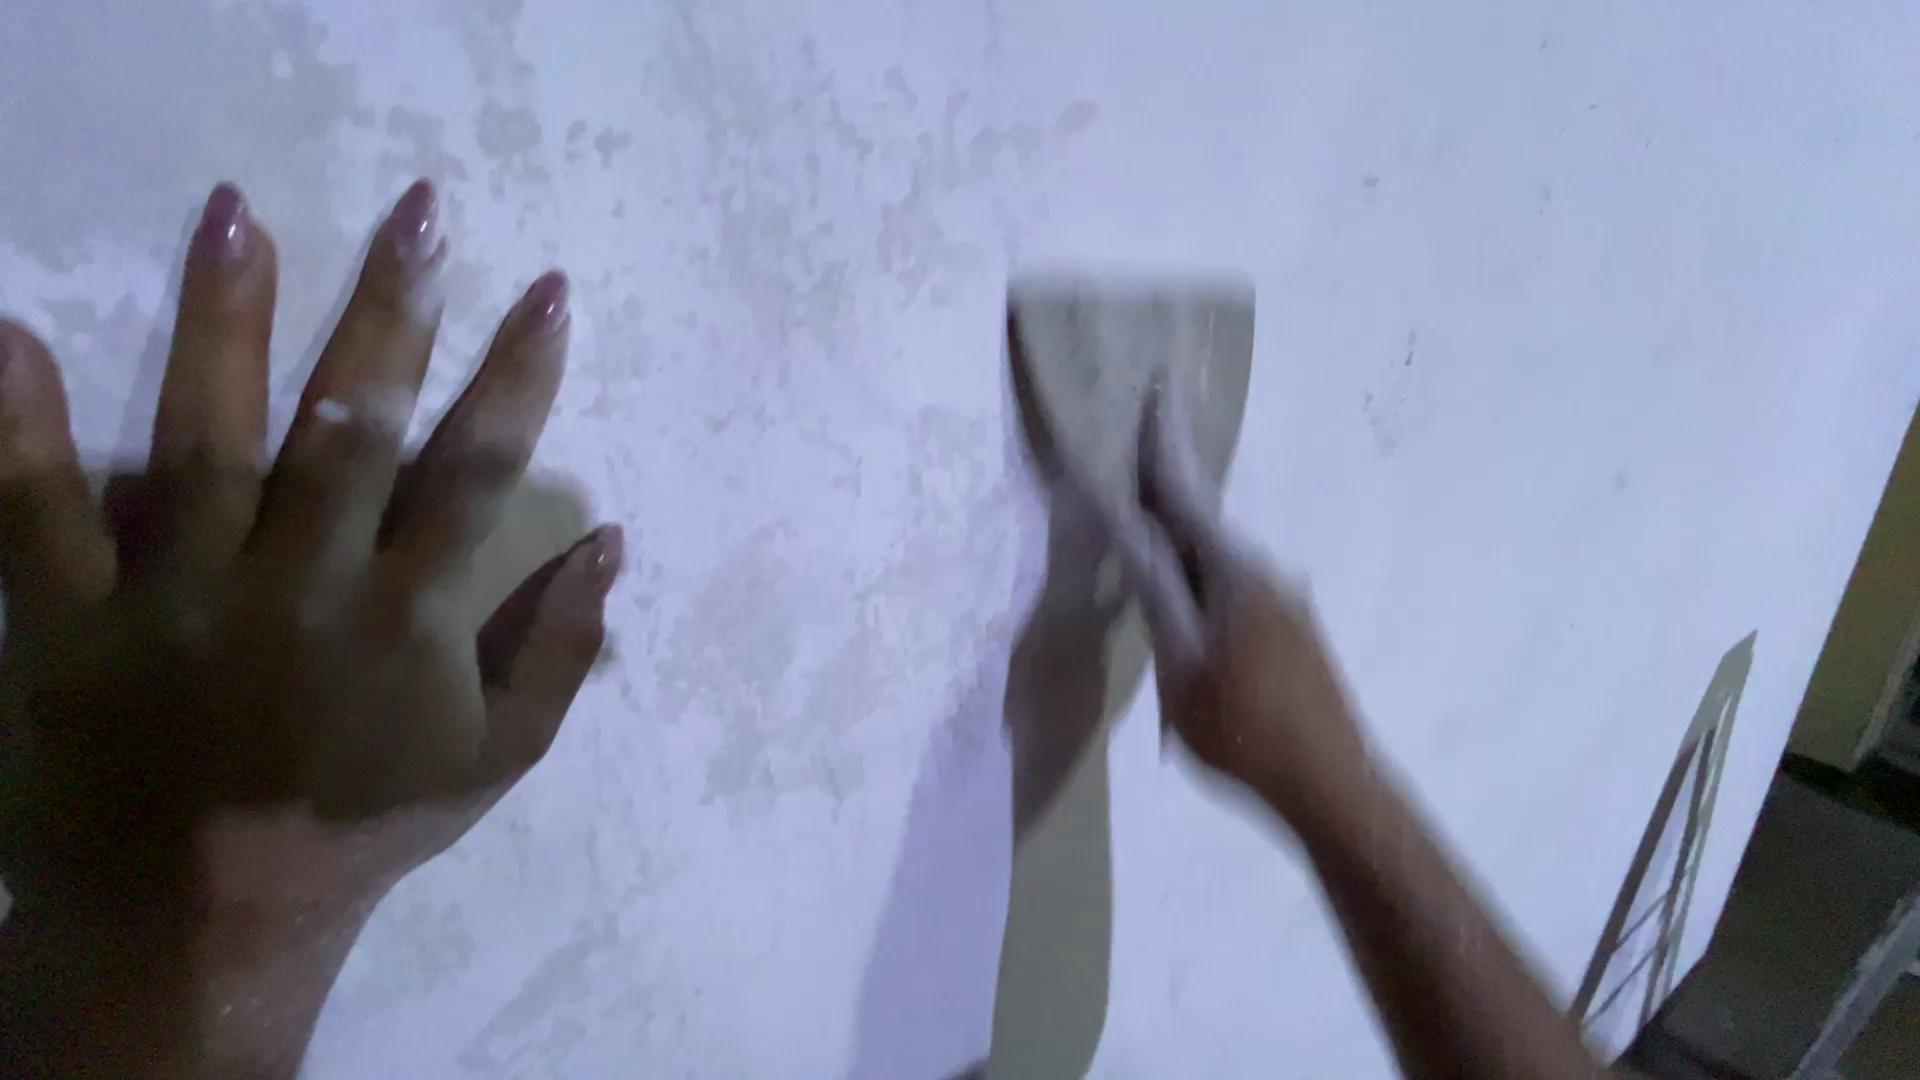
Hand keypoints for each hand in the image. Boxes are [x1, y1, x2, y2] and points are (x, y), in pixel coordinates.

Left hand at [0, 180, 619, 1076]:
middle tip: (420, 211)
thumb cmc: (378, 816)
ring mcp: (179, 593)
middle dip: (396, 310)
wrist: (208, 912)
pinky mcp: (71, 620)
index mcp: (411, 612)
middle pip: (354, 423)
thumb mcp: (508, 749)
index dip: (518, 375)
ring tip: (239, 213)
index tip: (546, 296)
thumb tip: (609, 541)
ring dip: (225, 319)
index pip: (477, 468)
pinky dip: (14, 424)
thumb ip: (564, 643)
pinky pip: (34, 514)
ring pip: (203, 437)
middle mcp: (303, 580)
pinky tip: (3, 326)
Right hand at [1081, 386, 1367, 808]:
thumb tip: (1133, 526)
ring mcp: (1281, 601)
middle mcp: (1264, 571)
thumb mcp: (1180, 661)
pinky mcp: (1286, 628)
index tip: (1160, 388)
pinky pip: (1228, 578)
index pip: (1187, 492)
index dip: (1166, 442)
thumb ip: (1156, 590)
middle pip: (1202, 515)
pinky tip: (1181, 585)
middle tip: (1136, 446)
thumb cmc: (1243, 729)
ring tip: (1144, 518)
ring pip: (1215, 551)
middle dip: (1168, 477)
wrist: (1331, 788)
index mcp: (1234, 572)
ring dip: (1179, 527)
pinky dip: (1196, 564)